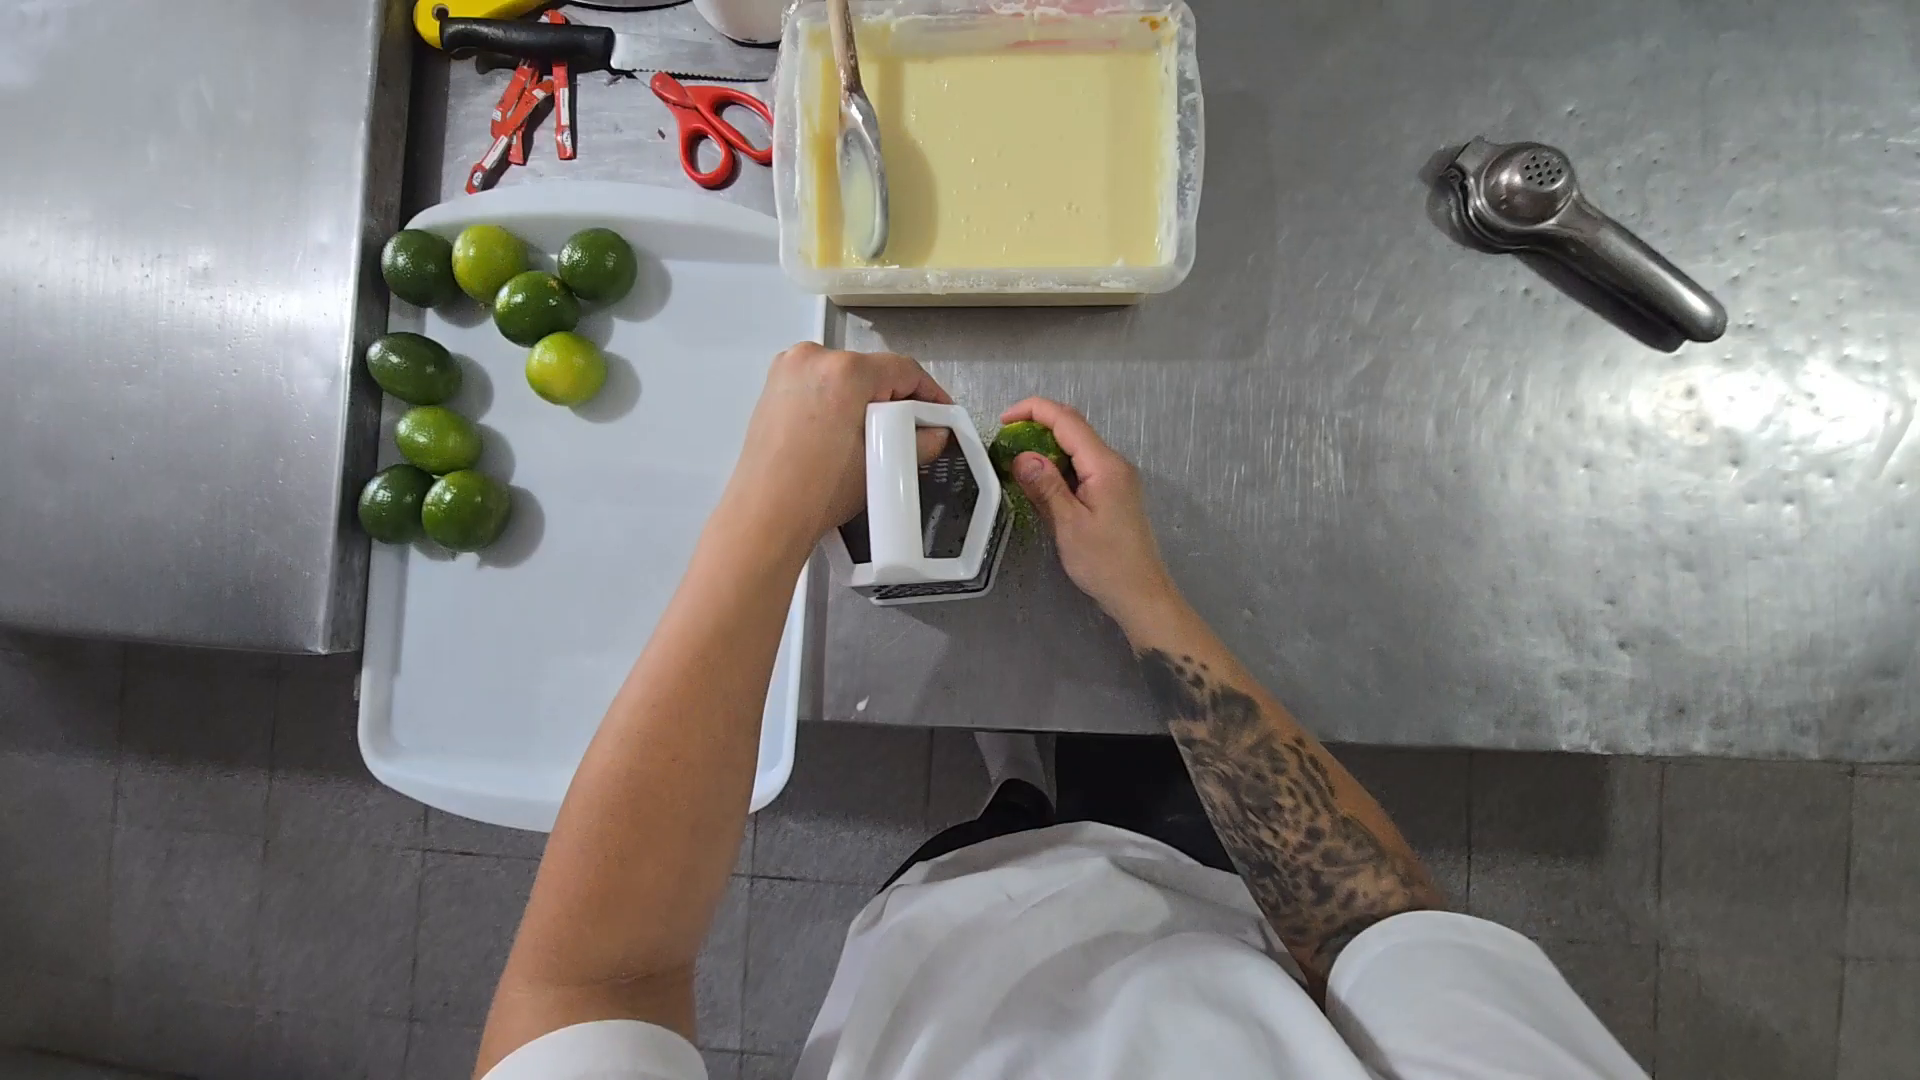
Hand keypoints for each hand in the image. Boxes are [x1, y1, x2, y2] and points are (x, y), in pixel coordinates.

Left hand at [725, 343, 950, 545]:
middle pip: (872, 370)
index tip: (938, 410)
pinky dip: (838, 402)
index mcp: (843, 372)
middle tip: (911, 430)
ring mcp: (788, 372)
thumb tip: (933, 433)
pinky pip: (820, 385)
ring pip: (845, 376)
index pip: (903, 369)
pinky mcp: (774, 389)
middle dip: (895, 399)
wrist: (767, 516)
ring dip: (865, 400)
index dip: (929, 392)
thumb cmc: (814, 492)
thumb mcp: (882, 464)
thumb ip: (919, 441)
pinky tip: (844, 436)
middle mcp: (812, 360)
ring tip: (873, 438)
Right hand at [1000, 398, 1181, 626]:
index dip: (1034, 411)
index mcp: (1105, 466)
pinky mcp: (1112, 493)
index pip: (1067, 420)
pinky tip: (1040, 483)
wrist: (1140, 594)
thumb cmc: (1105, 563)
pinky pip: (1082, 468)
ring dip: (1046, 449)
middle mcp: (1114, 464)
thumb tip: (1022, 456)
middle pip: (1073, 429)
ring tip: (1016, 463)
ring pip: (1076, 449)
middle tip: (1005, 443)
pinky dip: (1058, 468)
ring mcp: (1115, 479)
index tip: (1004, 420)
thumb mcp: (1068, 524)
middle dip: (1037, 427)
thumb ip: (1045, 486)